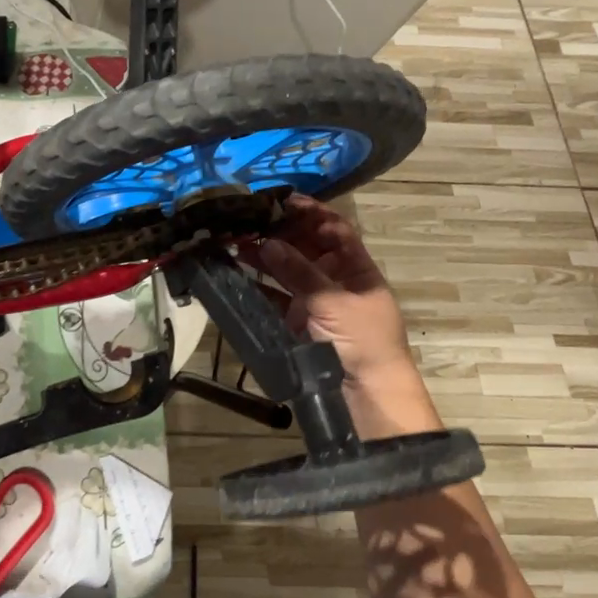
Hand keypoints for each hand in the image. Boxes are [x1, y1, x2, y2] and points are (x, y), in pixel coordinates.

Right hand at [239, 195, 436, 433]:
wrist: (365, 399)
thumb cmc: (362, 342)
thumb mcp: (334, 301)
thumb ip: (299, 271)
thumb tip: (268, 243)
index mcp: (357, 271)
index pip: (334, 230)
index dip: (311, 212)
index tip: (281, 199)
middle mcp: (335, 282)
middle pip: (305, 248)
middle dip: (278, 232)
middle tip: (246, 218)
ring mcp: (314, 305)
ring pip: (285, 271)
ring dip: (262, 256)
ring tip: (232, 240)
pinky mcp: (295, 325)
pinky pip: (273, 298)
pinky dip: (254, 285)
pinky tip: (234, 272)